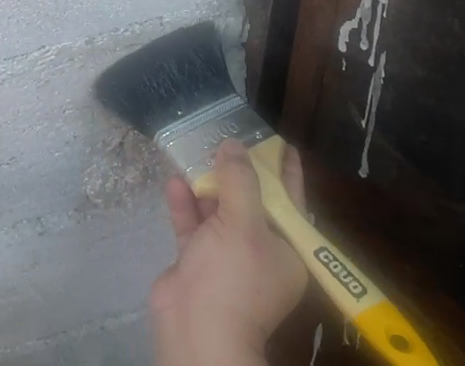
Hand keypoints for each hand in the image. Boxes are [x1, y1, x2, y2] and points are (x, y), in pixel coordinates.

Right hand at [150, 140, 308, 365]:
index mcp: (287, 250)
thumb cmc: (234, 277)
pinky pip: (192, 224)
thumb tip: (234, 145)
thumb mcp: (242, 224)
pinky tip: (174, 181)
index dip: (285, 173)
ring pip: (218, 211)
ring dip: (206, 184)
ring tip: (194, 150)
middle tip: (225, 137)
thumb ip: (239, 182)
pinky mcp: (196, 260)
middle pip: (250, 203)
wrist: (197, 327)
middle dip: (237, 172)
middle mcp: (259, 251)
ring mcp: (225, 256)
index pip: (291, 203)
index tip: (280, 143)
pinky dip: (184, 203)